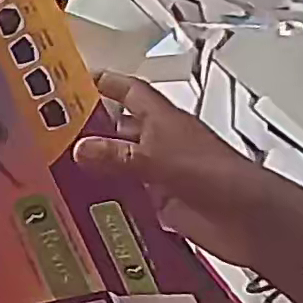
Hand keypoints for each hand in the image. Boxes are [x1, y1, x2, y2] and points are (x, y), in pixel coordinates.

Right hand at [71, 71, 302, 278]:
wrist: (252, 222)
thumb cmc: (217, 177)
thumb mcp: (159, 161)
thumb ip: (118, 156)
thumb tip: (79, 148)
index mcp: (163, 121)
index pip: (129, 92)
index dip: (105, 83)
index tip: (74, 80)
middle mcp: (160, 143)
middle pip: (119, 128)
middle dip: (89, 128)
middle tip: (50, 132)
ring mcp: (160, 173)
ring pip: (120, 163)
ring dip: (96, 166)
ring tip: (56, 169)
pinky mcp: (161, 203)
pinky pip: (127, 195)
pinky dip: (108, 197)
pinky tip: (83, 203)